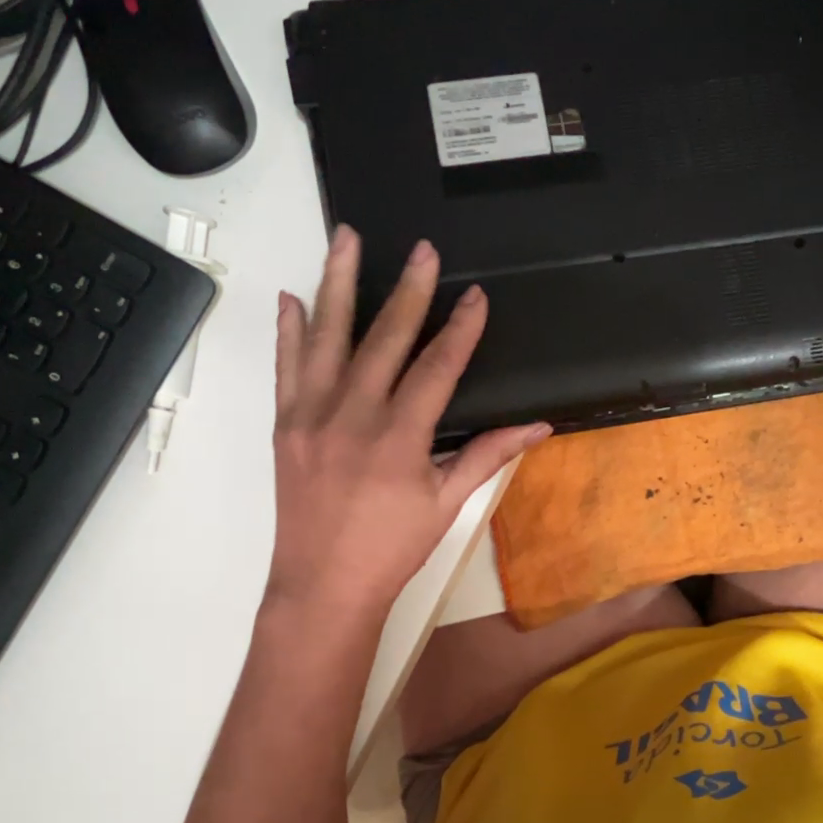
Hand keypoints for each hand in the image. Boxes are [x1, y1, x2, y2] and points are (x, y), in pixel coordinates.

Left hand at [267, 226, 549, 617]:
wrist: (323, 584)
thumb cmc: (393, 548)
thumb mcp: (447, 504)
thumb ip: (488, 457)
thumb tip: (537, 428)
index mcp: (399, 437)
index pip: (436, 368)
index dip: (460, 329)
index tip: (475, 296)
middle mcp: (352, 415)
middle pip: (385, 339)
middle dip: (408, 291)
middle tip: (422, 250)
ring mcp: (311, 416)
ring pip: (327, 338)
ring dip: (338, 285)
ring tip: (345, 238)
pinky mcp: (285, 425)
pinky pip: (285, 367)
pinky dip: (289, 331)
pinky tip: (294, 297)